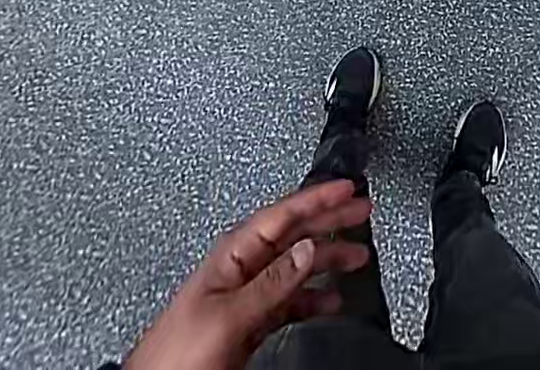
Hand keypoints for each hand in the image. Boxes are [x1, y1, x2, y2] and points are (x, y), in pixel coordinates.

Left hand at [124, 179, 372, 369]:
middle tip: (363, 209)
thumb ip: (271, 280)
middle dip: (331, 219)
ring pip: (298, 263)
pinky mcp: (250, 320)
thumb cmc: (176, 356)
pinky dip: (314, 296)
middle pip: (296, 232)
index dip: (318, 196)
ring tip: (357, 255)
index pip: (285, 212)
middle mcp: (244, 266)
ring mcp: (247, 292)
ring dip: (329, 257)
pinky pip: (291, 297)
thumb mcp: (229, 315)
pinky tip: (330, 299)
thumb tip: (308, 247)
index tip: (347, 187)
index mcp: (235, 253)